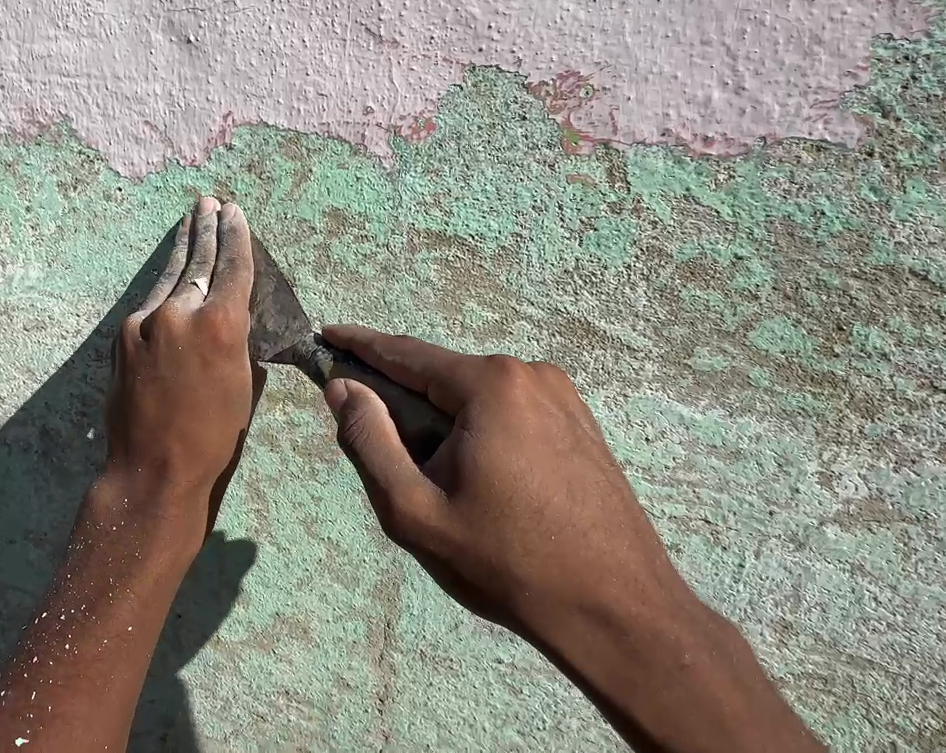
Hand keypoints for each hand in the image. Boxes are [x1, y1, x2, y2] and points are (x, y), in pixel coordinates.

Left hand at [0, 199, 259, 752]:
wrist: (152, 468)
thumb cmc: (213, 436)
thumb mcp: (242, 383)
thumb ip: (237, 338)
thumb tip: (233, 310)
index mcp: (222, 324)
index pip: (233, 266)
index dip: (236, 235)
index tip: (235, 211)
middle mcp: (181, 312)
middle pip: (198, 259)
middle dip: (208, 228)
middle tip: (211, 201)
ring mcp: (147, 321)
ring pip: (170, 274)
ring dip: (182, 246)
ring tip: (191, 219)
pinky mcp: (124, 335)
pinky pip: (151, 300)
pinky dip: (164, 283)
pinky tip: (170, 269)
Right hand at [319, 326, 822, 752]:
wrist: (620, 612)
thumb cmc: (508, 561)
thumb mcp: (415, 509)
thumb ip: (368, 440)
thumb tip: (342, 388)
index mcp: (489, 385)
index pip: (403, 354)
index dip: (358, 344)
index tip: (325, 333)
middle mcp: (527, 373)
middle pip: (439, 377)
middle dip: (402, 403)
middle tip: (381, 450)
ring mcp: (560, 394)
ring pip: (473, 395)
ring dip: (441, 421)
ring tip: (437, 481)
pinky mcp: (578, 419)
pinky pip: (506, 409)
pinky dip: (476, 428)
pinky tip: (478, 478)